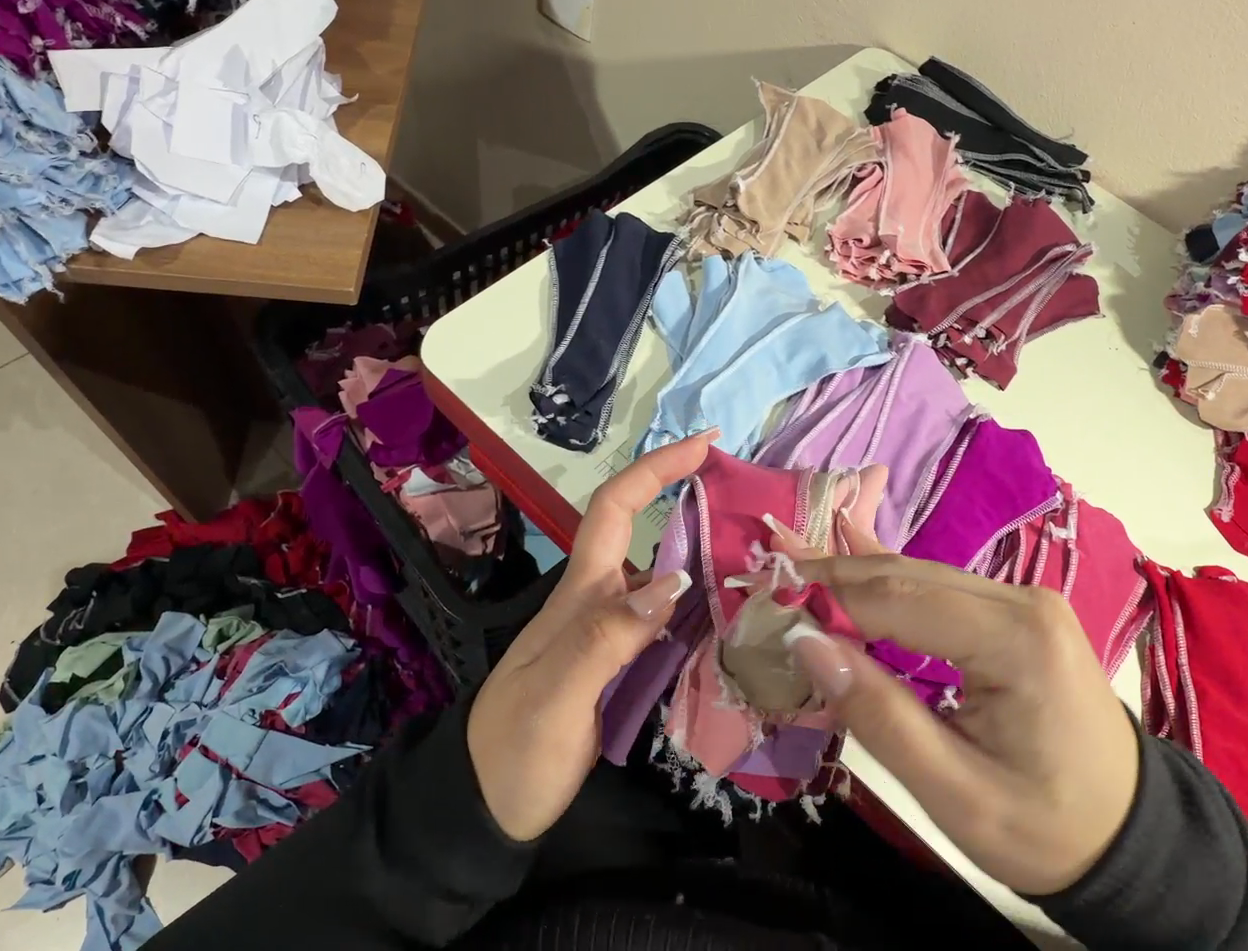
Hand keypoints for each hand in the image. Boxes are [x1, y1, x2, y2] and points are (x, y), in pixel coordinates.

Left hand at [465, 431, 716, 840]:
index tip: (705, 443)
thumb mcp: (557, 695)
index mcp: (580, 593)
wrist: (488, 804)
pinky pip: (666, 619)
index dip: (655, 469)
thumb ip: (608, 637)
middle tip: (750, 495)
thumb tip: (675, 580)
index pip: (615, 510)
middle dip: (685, 495)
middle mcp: (597, 601)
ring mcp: (609, 633)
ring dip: (702, 550)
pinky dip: (700, 603)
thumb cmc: (516, 747)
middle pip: (641, 531)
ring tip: (758, 549)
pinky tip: (732, 613)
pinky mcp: (620, 665)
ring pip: (659, 574)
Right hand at [789, 521, 1140, 895]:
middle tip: (764, 593)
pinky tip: (843, 577)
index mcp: (1014, 638)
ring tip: (790, 588)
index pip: (894, 597)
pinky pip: (936, 590)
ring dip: (851, 584)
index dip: (822, 598)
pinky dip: (884, 591)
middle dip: (829, 581)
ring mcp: (1022, 601)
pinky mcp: (1017, 614)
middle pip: (901, 574)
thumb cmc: (1046, 827)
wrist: (1132, 841)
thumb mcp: (953, 791)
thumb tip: (803, 641)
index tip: (763, 610)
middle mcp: (1020, 600)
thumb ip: (877, 712)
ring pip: (914, 576)